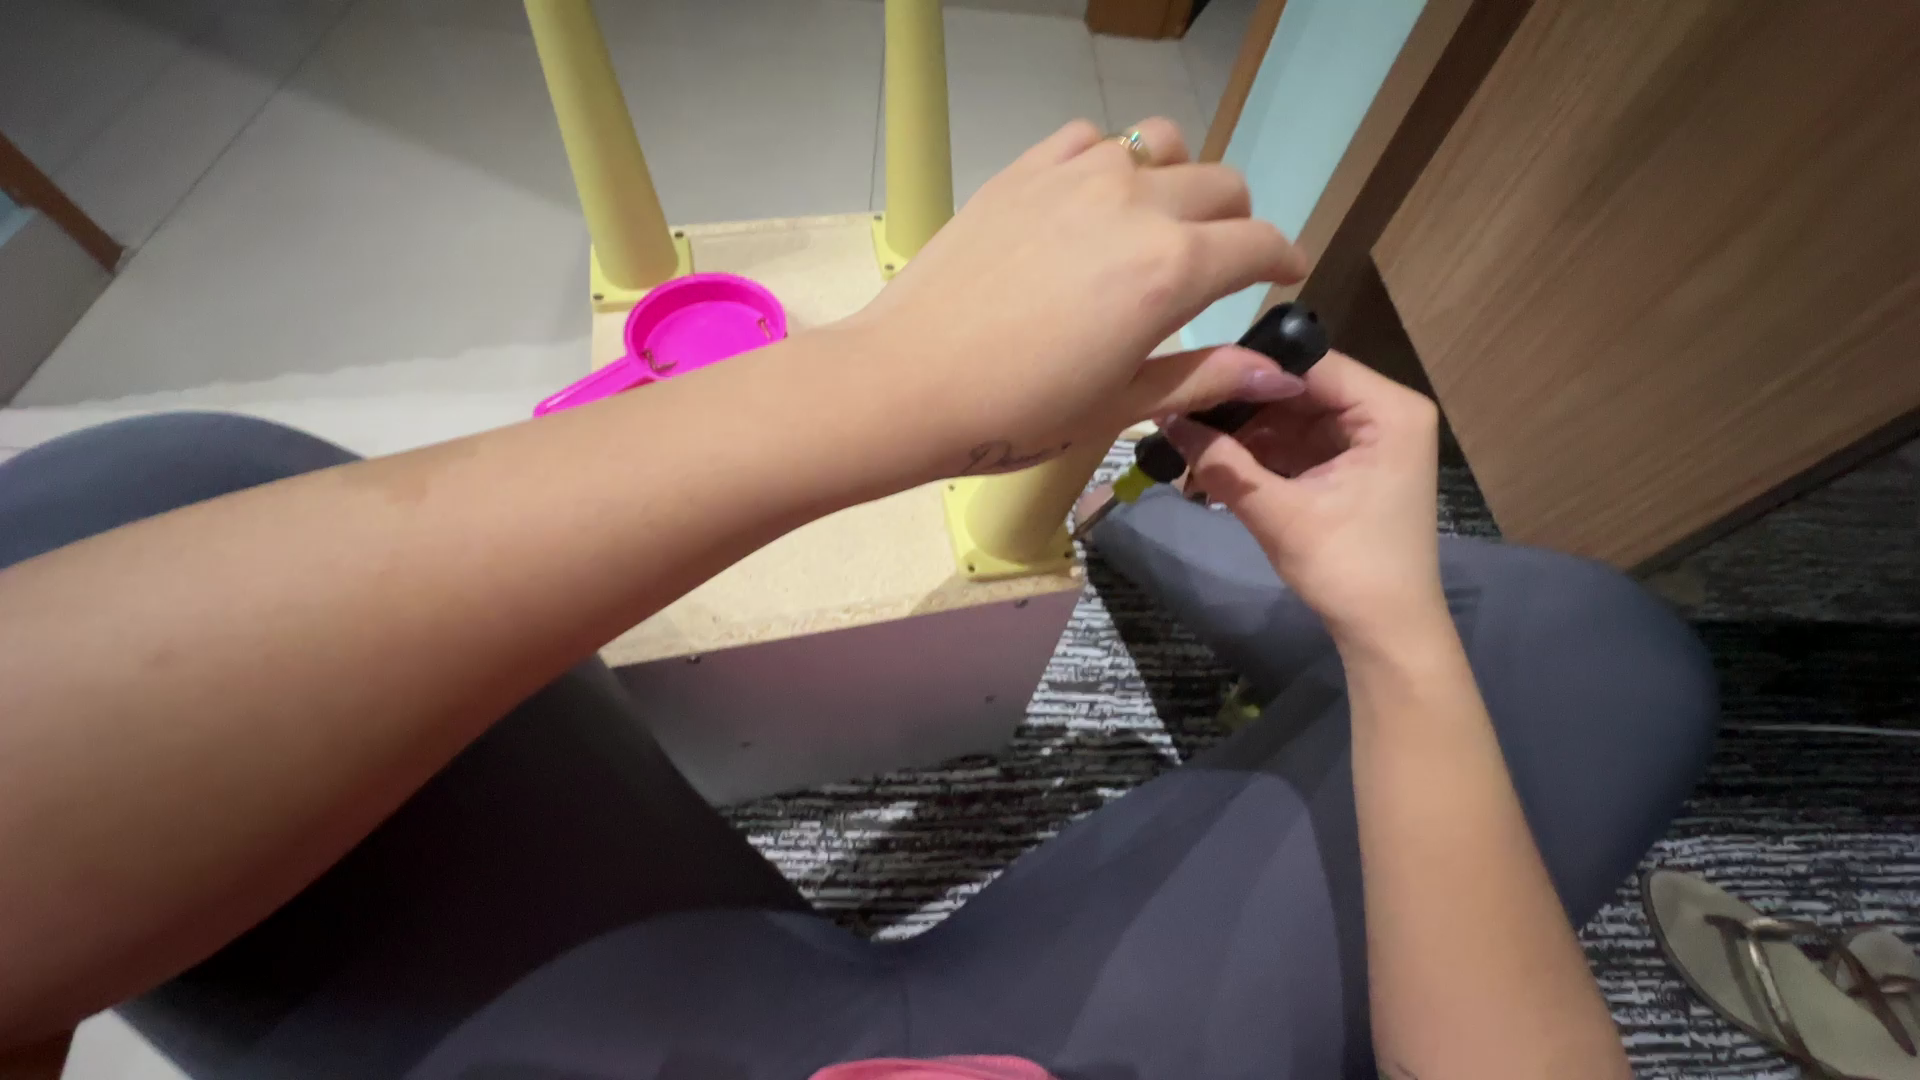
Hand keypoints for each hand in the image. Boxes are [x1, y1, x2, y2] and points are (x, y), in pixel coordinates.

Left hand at [846, 118, 1308, 476]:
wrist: (908, 382)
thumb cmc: (1017, 413)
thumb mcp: (1119, 405)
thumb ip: (1203, 377)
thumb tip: (1279, 372)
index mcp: (1171, 270)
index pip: (1259, 244)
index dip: (1284, 262)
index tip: (1285, 277)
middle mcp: (1135, 203)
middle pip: (1221, 186)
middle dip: (1237, 224)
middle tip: (1219, 266)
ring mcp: (1075, 176)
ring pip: (1160, 146)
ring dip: (1179, 181)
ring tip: (1157, 226)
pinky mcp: (1024, 171)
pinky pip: (1090, 140)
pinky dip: (1110, 163)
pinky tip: (1091, 204)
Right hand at [1161, 351, 1446, 648]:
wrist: (1384, 630)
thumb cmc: (1345, 566)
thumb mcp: (1276, 511)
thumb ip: (1221, 463)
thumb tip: (1165, 420)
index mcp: (1388, 410)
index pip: (1310, 365)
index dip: (1250, 368)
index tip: (1192, 378)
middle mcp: (1383, 412)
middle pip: (1298, 389)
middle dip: (1241, 406)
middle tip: (1180, 411)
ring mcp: (1366, 439)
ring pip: (1291, 416)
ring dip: (1243, 433)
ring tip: (1188, 439)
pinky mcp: (1348, 465)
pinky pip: (1295, 444)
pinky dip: (1258, 454)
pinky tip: (1213, 461)